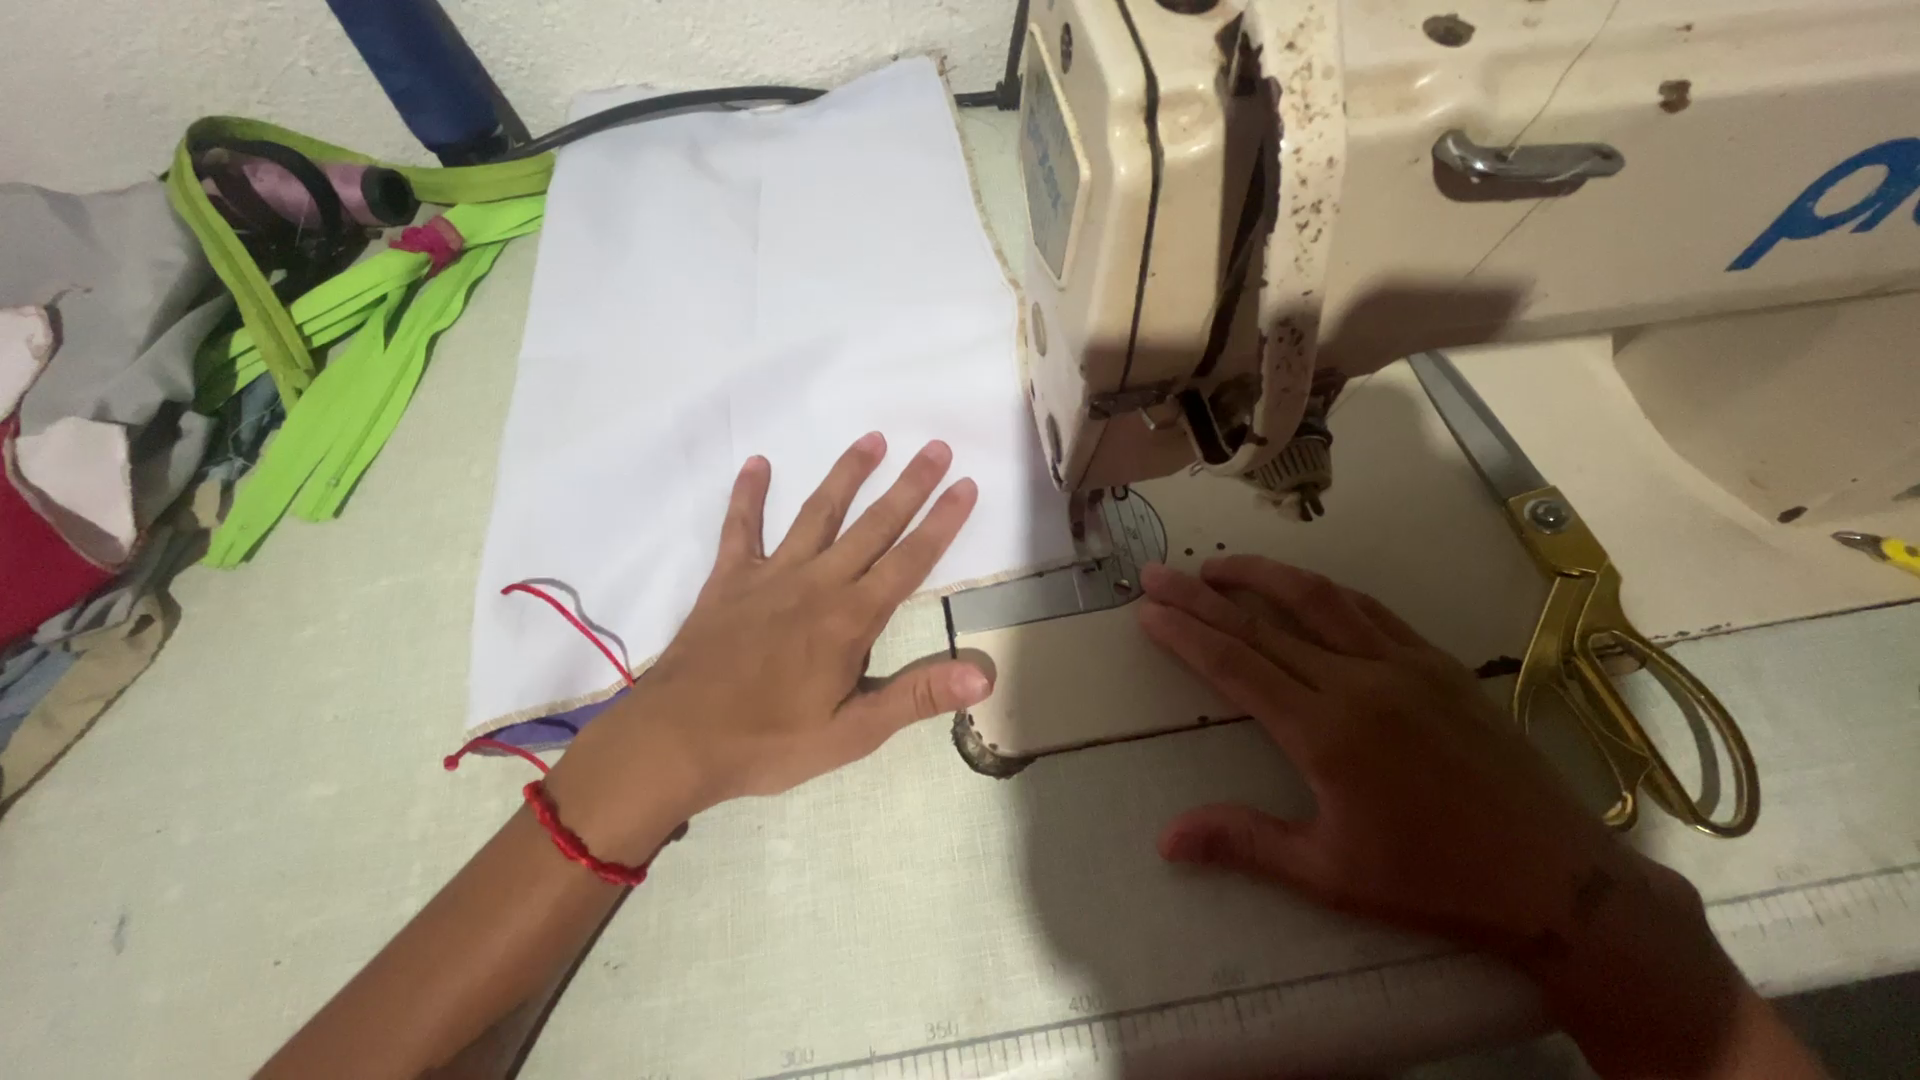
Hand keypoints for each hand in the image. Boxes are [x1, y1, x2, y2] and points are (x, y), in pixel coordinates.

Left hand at [545, 433, 992, 859]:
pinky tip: (757, 463)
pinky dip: (748, 494)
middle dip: (909, 485)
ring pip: (817, 513)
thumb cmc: (769, 742)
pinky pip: (741, 527)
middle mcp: (817, 584)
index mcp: (850, 620)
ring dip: (846, 474)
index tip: (966, 484)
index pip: (909, 561)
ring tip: (872, 438)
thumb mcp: (852, 733)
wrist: (676, 740)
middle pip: (873, 525)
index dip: (942, 523)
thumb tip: (984, 677)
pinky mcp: (729, 579)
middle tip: (936, 446)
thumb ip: (916, 697)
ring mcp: (770, 575)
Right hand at [1138, 557, 1766, 1076]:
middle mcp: (1358, 683)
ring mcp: (1404, 666)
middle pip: (1261, 624)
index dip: (1185, 633)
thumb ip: (1244, 843)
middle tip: (1156, 574)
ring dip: (1260, 575)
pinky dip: (1322, 592)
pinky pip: (1369, 610)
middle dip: (1200, 595)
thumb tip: (1166, 839)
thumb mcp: (1329, 875)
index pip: (1235, 665)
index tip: (1147, 609)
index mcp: (1325, 733)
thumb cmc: (1433, 881)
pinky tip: (1302, 589)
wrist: (1557, 877)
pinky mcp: (1439, 664)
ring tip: (1217, 565)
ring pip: (1317, 600)